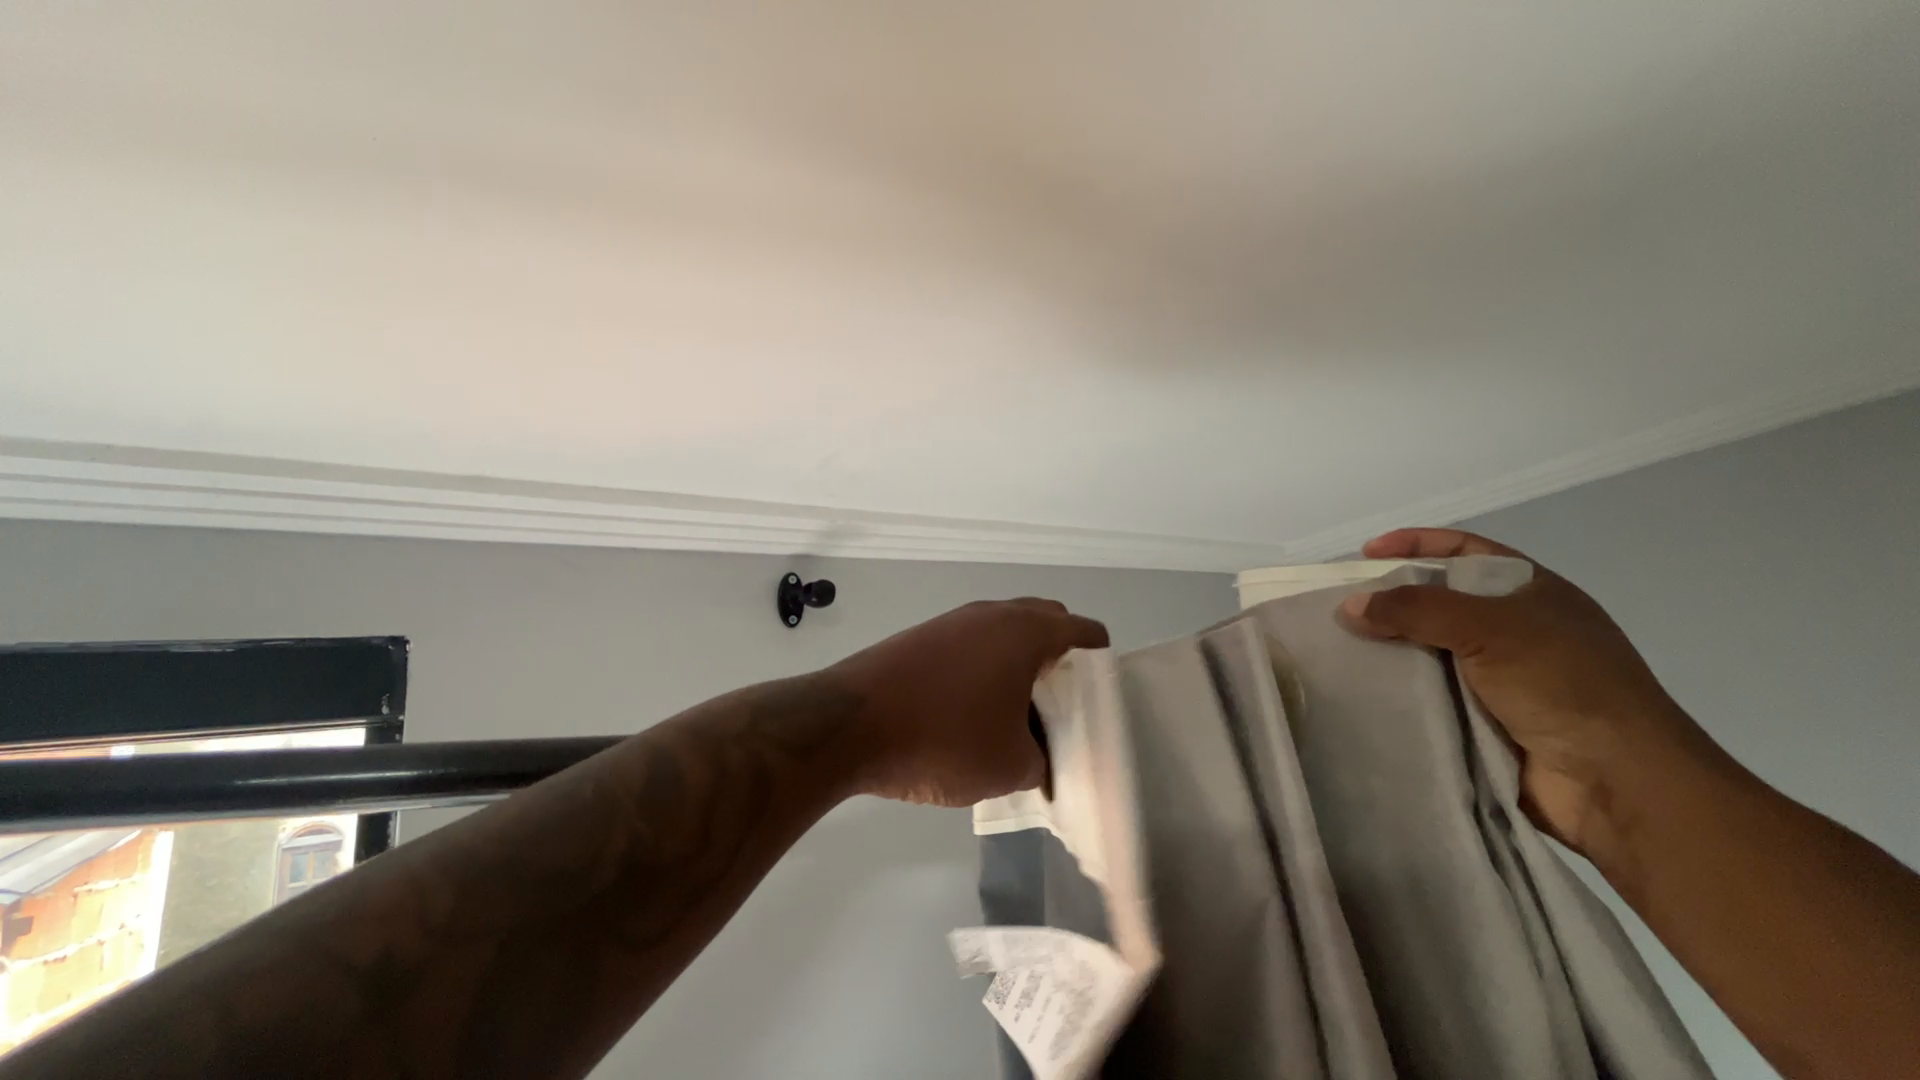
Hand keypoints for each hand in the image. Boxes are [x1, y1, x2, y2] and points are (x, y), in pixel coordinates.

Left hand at [828, 599, 1109, 806]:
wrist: (845, 725)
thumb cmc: (941, 739)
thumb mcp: (1008, 767)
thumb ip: (1041, 761)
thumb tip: (1039, 757)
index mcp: (1026, 632)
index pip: (1084, 631)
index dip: (1100, 664)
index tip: (1099, 701)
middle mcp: (992, 614)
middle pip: (1044, 623)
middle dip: (1059, 660)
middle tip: (1059, 707)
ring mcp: (951, 622)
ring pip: (1002, 634)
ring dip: (1017, 665)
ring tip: (1015, 716)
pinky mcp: (919, 639)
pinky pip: (969, 646)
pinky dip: (982, 670)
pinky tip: (970, 713)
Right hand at [1339, 528, 1710, 854]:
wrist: (1615, 780)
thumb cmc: (1564, 684)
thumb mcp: (1490, 628)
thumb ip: (1417, 609)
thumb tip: (1350, 605)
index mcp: (1532, 593)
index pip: (1465, 552)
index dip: (1416, 545)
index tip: (1366, 555)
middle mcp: (1515, 630)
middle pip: (1440, 602)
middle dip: (1391, 601)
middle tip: (1339, 607)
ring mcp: (1500, 678)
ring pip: (1429, 651)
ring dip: (1389, 650)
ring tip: (1337, 649)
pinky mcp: (1484, 722)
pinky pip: (1430, 697)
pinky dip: (1400, 692)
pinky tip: (1362, 691)